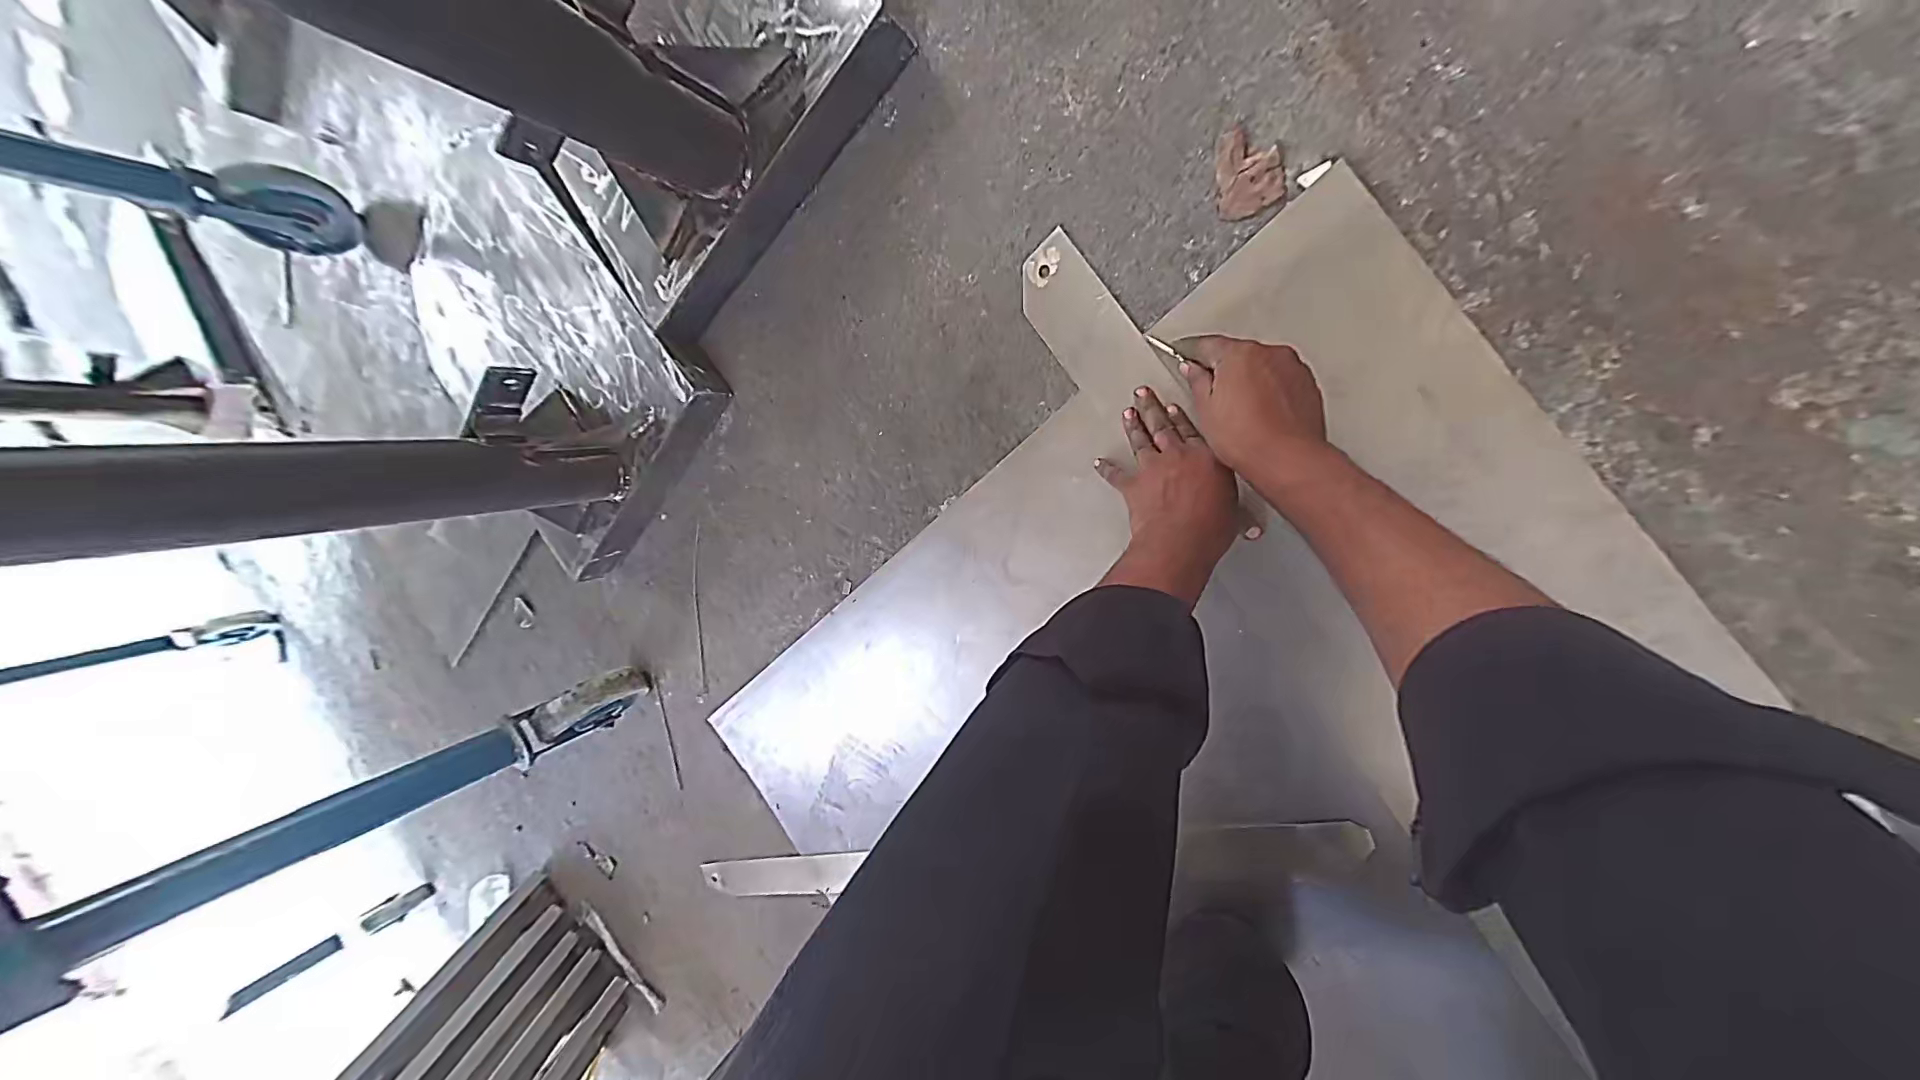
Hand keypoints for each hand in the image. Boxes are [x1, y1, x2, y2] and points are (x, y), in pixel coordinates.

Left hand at [1095, 386, 1240, 606]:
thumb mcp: (1235, 514)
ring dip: (1133, 426)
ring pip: (1141, 441)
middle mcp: (1178, 456)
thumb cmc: (1210, 528)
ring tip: (1128, 412)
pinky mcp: (1133, 485)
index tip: (1172, 404)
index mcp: (1207, 457)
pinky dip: (1106, 468)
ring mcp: (1152, 468)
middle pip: (1163, 426)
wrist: (1178, 540)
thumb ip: (1238, 513)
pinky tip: (1099, 462)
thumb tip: (1253, 527)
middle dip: (1152, 408)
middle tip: (1142, 393)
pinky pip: (1116, 474)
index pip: (1193, 430)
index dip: (1181, 416)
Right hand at [1176, 336, 1328, 474]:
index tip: (1186, 359)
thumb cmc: (1247, 438)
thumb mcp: (1205, 409)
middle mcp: (1269, 353)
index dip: (1191, 353)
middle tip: (1213, 398)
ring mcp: (1291, 367)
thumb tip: (1193, 370)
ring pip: (1261, 366)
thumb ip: (1197, 381)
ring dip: (1249, 381)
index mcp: (1239, 353)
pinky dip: (1270, 391)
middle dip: (1224, 371)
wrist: (1286, 458)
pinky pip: (1281, 380)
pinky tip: (1261, 415)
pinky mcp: (1307, 384)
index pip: (1207, 344)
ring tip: (1240, 413)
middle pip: (1238, 354)